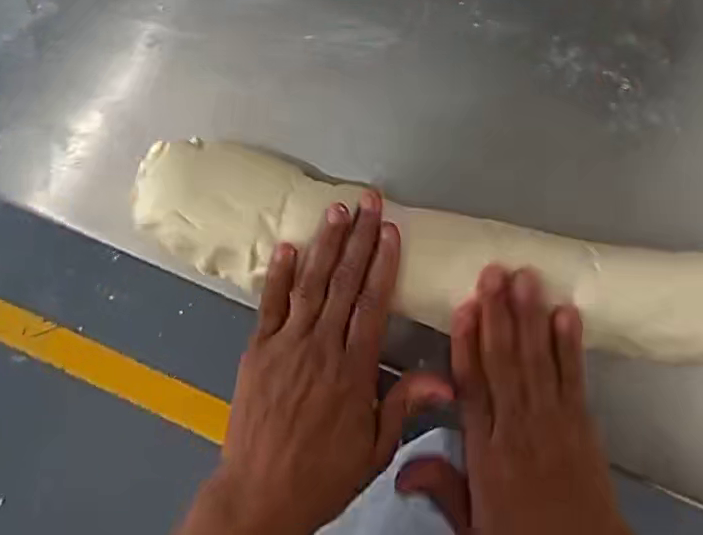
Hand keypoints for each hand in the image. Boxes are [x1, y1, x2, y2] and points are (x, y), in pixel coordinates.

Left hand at [176, 190, 451, 534]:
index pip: (372, 303)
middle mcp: (321, 347)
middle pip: (344, 282)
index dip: (383, 262)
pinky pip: (270, 305)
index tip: (391, 230)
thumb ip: (405, 404)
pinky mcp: (257, 351)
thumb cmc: (320, 475)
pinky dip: (279, 274)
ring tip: (337, 210)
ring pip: (310, 284)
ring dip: (326, 244)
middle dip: (360, 237)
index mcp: (353, 369)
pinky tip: (289, 245)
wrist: (255, 500)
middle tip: (369, 202)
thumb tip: (446, 379)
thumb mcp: (374, 449)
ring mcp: (286, 345)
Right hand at [395, 265, 632, 534]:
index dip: (466, 343)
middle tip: (493, 272)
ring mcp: (552, 421)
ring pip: (536, 360)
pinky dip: (569, 343)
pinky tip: (565, 312)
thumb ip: (442, 487)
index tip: (463, 306)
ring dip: (530, 315)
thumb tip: (402, 470)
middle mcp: (516, 428)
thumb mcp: (472, 525)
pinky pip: (574, 376)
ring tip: (525, 277)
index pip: (471, 386)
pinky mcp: (582, 422)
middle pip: (503, 361)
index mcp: (485, 451)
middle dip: (497, 313)